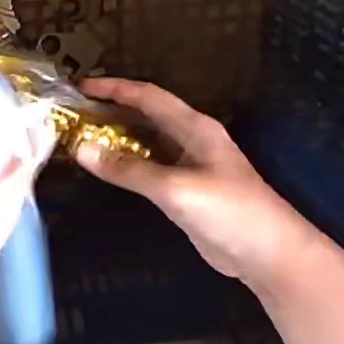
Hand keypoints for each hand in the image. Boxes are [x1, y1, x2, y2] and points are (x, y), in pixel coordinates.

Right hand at [74, 78, 317, 287]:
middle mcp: (189, 139)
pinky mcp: (183, 189)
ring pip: (143, 141)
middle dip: (110, 109)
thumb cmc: (230, 212)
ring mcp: (187, 165)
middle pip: (144, 115)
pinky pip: (146, 166)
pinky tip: (103, 167)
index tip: (81, 87)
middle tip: (74, 111)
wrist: (270, 256)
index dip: (114, 88)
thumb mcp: (175, 188)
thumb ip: (127, 169)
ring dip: (114, 136)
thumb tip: (80, 149)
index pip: (148, 96)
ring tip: (80, 134)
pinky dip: (123, 162)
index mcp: (194, 127)